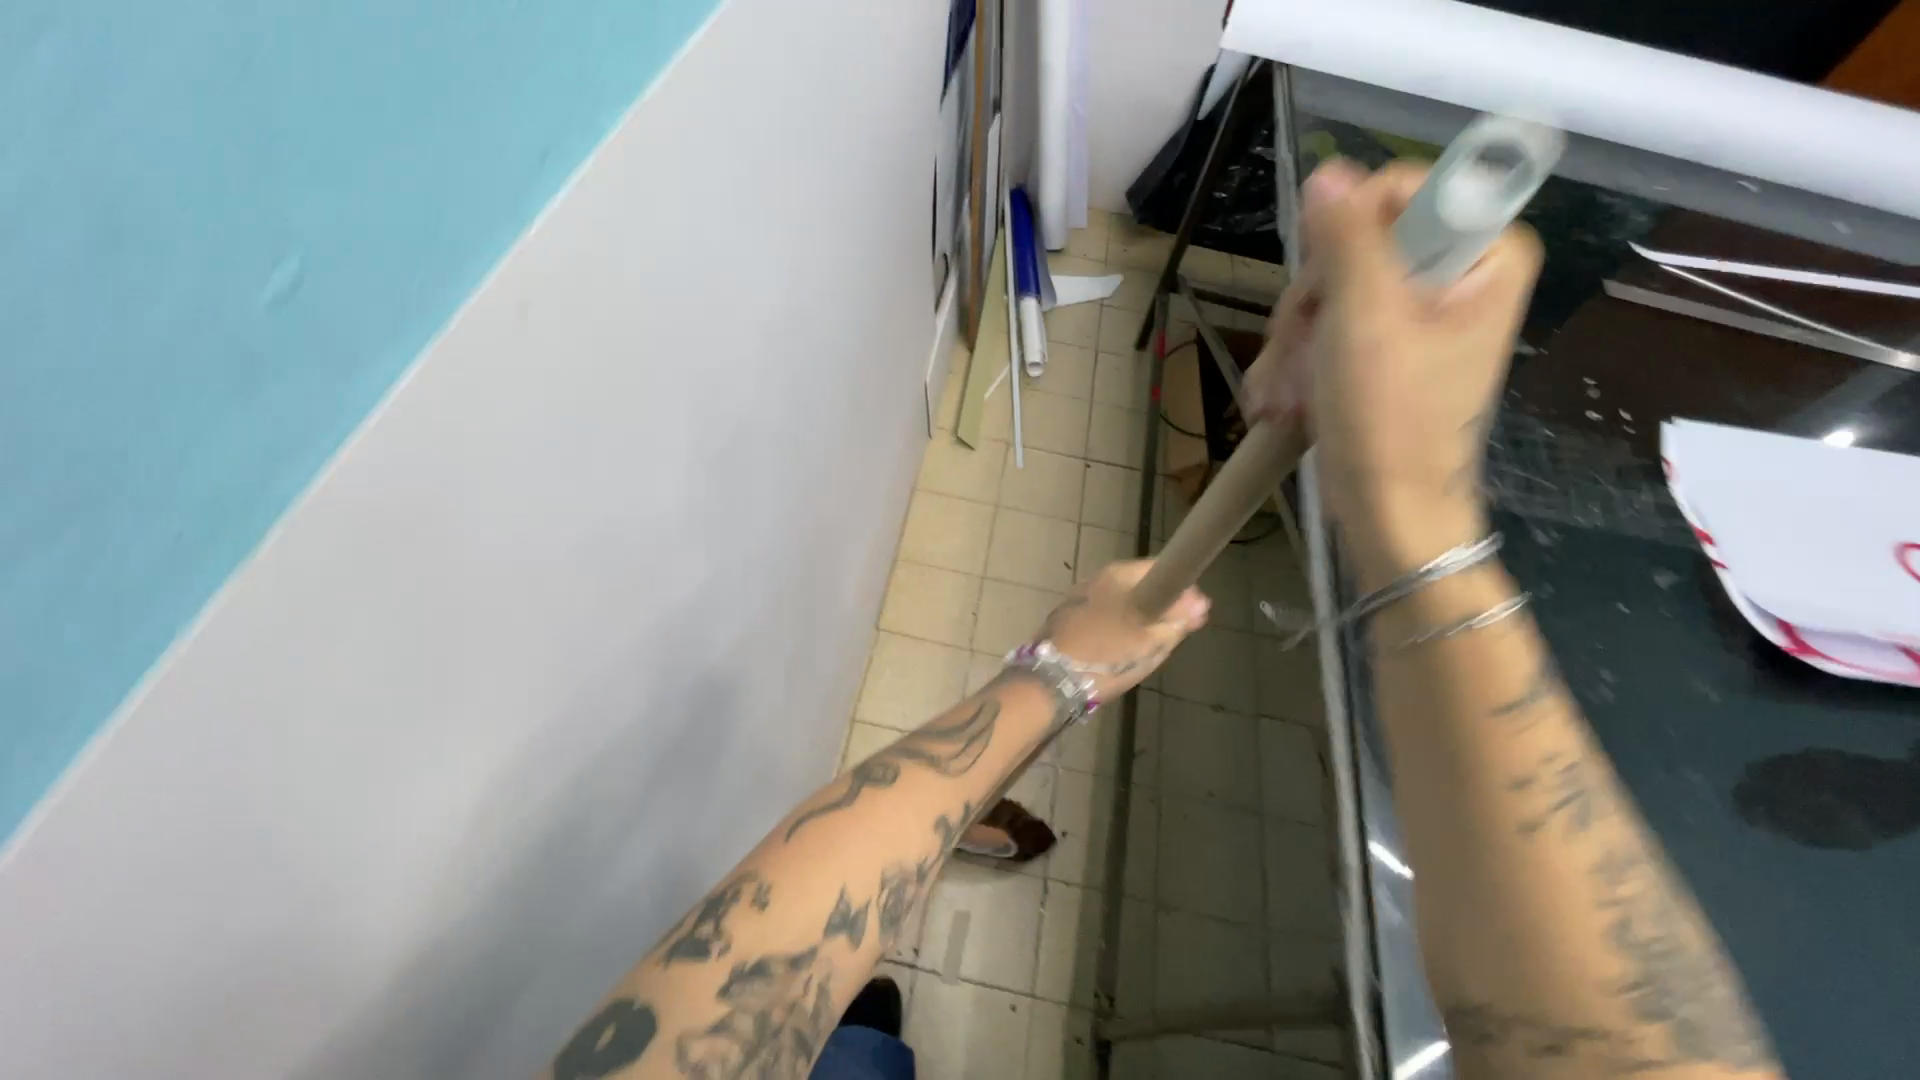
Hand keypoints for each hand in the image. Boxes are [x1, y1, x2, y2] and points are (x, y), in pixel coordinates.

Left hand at [1033, 561, 1209, 699]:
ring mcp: (1077, 598)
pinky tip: (1115, 652)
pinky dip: (1114, 628)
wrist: (1048, 683)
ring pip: (1120, 603)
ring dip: (1136, 620)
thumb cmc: (1106, 657)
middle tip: (1170, 637)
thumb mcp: (1151, 643)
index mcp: (1118, 575)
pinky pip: (1102, 616)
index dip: (1181, 589)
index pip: (1160, 568)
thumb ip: (1177, 620)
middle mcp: (1095, 578)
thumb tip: (1200, 602)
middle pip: (1139, 585)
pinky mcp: (1064, 618)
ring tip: (1143, 649)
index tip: (1192, 613)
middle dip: (1159, 607)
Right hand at [1242, 159, 1542, 574]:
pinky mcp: (1387, 351)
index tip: (1326, 293)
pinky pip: (1329, 328)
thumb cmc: (1386, 418)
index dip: (1345, 235)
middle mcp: (1457, 276)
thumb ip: (1349, 236)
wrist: (1388, 510)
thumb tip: (1329, 171)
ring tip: (1285, 395)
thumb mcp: (1363, 318)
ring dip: (1293, 343)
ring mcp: (1419, 317)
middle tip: (1299, 356)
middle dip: (1310, 306)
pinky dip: (1300, 364)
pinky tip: (1286, 402)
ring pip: (1330, 290)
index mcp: (1484, 254)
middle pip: (1355, 245)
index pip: (1401, 190)